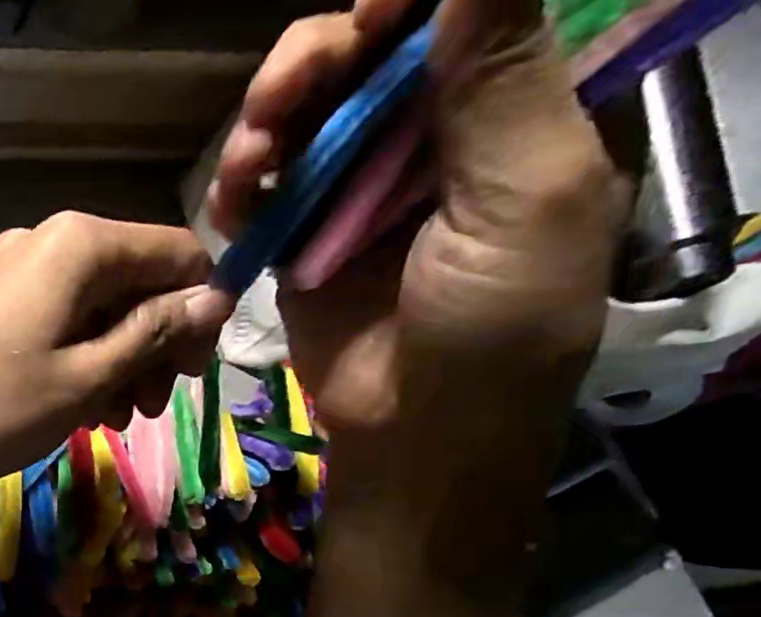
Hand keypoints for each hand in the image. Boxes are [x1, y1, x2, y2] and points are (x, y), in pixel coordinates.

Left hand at [0, 211, 230, 500]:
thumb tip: (216, 296)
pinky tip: (81, 407)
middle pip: (134, 282)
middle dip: (153, 346)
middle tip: (149, 409)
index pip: (175, 254)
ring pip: (96, 307)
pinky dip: (80, 359)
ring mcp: (13, 271)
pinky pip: (58, 321)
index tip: (191, 374)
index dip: (197, 311)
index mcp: (78, 244)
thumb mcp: (86, 377)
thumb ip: (154, 332)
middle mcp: (47, 241)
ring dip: (118, 361)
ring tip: (114, 419)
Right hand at [206, 0, 624, 460]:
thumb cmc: (493, 322)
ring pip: (298, 124)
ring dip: (264, 124)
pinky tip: (234, 200)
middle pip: (358, 65)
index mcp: (504, 114)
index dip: (405, 5)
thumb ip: (500, 83)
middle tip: (287, 86)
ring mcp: (351, 198)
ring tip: (250, 159)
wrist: (414, 430)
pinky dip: (239, 189)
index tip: (372, 9)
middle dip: (314, 62)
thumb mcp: (526, 198)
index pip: (453, 23)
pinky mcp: (295, 246)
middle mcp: (422, 144)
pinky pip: (259, 195)